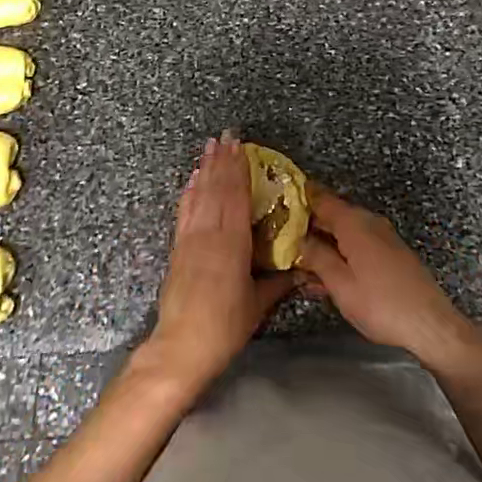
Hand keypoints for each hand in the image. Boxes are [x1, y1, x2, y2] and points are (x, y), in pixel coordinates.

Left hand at [139, 133, 295, 392]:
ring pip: (199, 195)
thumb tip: (304, 271)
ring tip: (210, 146)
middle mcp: (209, 234)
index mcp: (232, 244)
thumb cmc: (225, 327)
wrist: (180, 347)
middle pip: (217, 189)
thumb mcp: (258, 305)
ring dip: (205, 169)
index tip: (241, 146)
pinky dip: (189, 192)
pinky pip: (184, 212)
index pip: (236, 197)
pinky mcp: (177, 248)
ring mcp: (190, 239)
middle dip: (222, 160)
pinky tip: (191, 179)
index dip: (238, 170)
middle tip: (226, 135)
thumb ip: (279, 282)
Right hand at [295, 185, 481, 372]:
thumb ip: (316, 257)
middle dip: (307, 224)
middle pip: (332, 214)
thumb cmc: (381, 304)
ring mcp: (382, 236)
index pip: (320, 197)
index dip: (298, 198)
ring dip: (323, 242)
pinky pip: (358, 243)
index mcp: (354, 222)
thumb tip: (298, 240)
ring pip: (344, 231)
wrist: (431, 325)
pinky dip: (340, 252)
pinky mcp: (390, 253)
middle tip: (281, 238)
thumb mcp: (340, 284)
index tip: (277, 203)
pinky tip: (328, 274)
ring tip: (300, 262)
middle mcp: (369, 221)